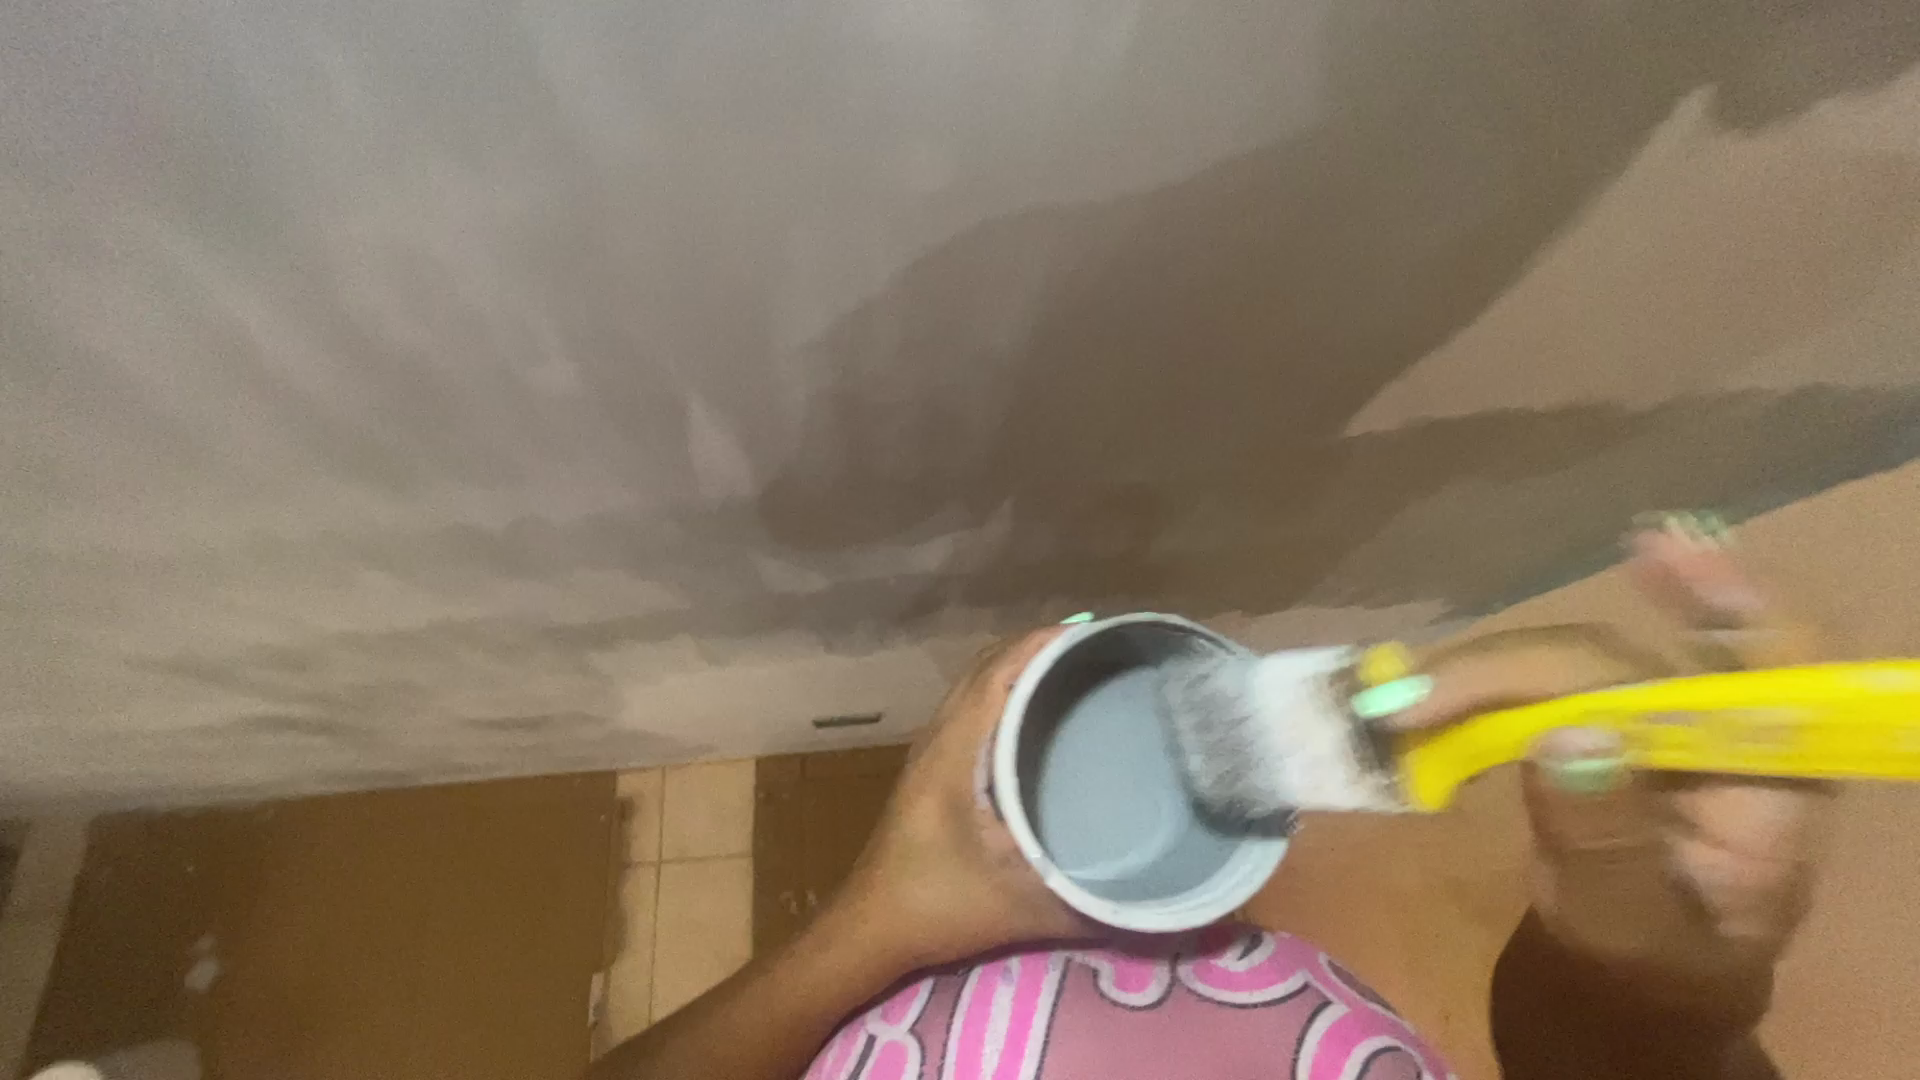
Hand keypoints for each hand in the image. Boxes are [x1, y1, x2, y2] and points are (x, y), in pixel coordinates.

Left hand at [828, 628, 1089, 970]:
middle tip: (1098, 648)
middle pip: (987, 665)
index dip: (1042, 643)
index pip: (998, 672)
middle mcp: (940, 734)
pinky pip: (971, 703)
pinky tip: (1035, 710)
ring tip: (1074, 666)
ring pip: (976, 681)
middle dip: (1039, 646)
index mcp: (955, 749)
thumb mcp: (1019, 906)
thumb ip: (1084, 903)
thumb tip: (1153, 897)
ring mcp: (931, 746)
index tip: (1095, 632)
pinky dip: (1004, 688)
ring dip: (1019, 664)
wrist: (871, 925)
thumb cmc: (938, 904)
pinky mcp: (932, 762)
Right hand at [1398, 517, 1835, 1011]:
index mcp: (1760, 780)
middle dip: (1504, 671)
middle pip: (1608, 663)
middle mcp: (1702, 733)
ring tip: (1394, 701)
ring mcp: (1634, 725)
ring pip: (1551, 665)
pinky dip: (1466, 684)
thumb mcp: (1632, 922)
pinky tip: (1419, 689)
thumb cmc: (1651, 962)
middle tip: (1406, 701)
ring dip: (1470, 673)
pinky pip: (1523, 686)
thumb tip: (1565, 737)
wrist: (1627, 978)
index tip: (1647, 544)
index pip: (1770, 665)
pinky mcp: (1579, 727)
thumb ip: (1607, 841)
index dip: (1721, 593)